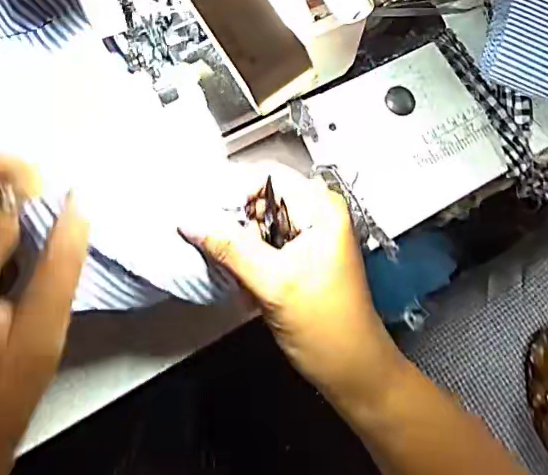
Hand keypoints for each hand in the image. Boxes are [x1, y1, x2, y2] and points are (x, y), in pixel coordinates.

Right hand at [182, 167, 400, 404]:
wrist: (354, 372)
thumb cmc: (328, 329)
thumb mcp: (273, 284)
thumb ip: (231, 248)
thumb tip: (193, 221)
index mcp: (321, 207)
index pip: (268, 175)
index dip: (235, 192)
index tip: (208, 215)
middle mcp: (319, 212)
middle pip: (262, 197)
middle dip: (237, 223)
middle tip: (221, 251)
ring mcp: (313, 233)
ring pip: (261, 222)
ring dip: (242, 246)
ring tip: (238, 274)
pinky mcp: (304, 254)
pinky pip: (268, 242)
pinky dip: (252, 259)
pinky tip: (249, 285)